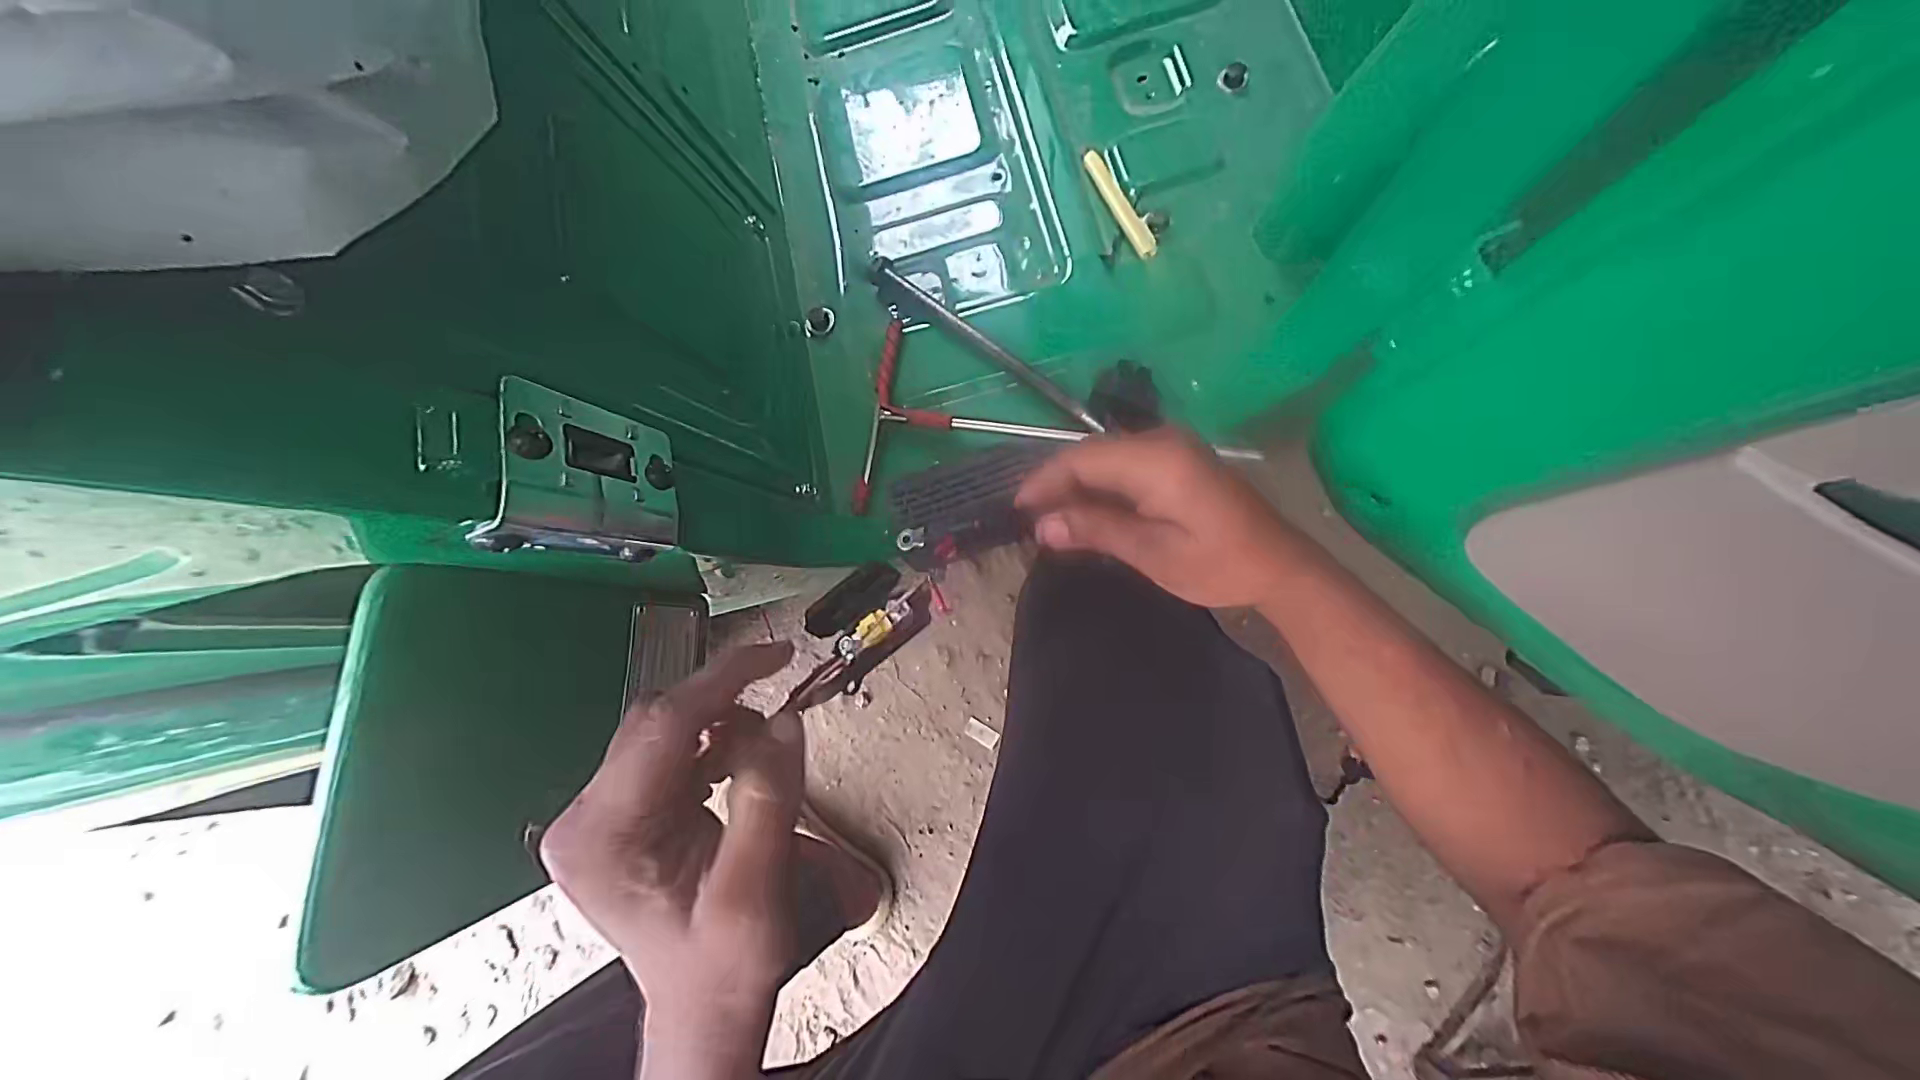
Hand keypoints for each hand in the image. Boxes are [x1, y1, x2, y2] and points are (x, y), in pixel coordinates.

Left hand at [540, 642, 802, 1078]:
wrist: (705, 1006)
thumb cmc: (725, 965)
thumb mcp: (756, 887)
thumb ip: (770, 795)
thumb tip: (783, 719)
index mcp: (605, 836)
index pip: (665, 726)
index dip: (725, 679)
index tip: (776, 655)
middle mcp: (587, 818)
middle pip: (660, 722)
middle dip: (728, 708)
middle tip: (778, 719)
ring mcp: (600, 814)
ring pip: (668, 730)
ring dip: (724, 728)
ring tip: (761, 761)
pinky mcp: (622, 812)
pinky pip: (670, 751)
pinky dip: (714, 744)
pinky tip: (739, 764)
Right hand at [1016, 427, 1316, 607]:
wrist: (1280, 565)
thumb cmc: (1219, 566)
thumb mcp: (1154, 553)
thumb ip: (1097, 531)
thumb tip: (1043, 526)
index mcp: (1158, 461)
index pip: (1082, 459)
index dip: (1044, 481)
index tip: (1017, 509)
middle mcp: (1162, 441)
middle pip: (1090, 453)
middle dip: (1056, 483)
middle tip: (1030, 519)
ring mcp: (1171, 447)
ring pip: (1104, 457)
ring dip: (1075, 485)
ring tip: (1050, 518)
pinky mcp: (1175, 460)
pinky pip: (1123, 464)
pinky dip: (1099, 486)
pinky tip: (1086, 510)